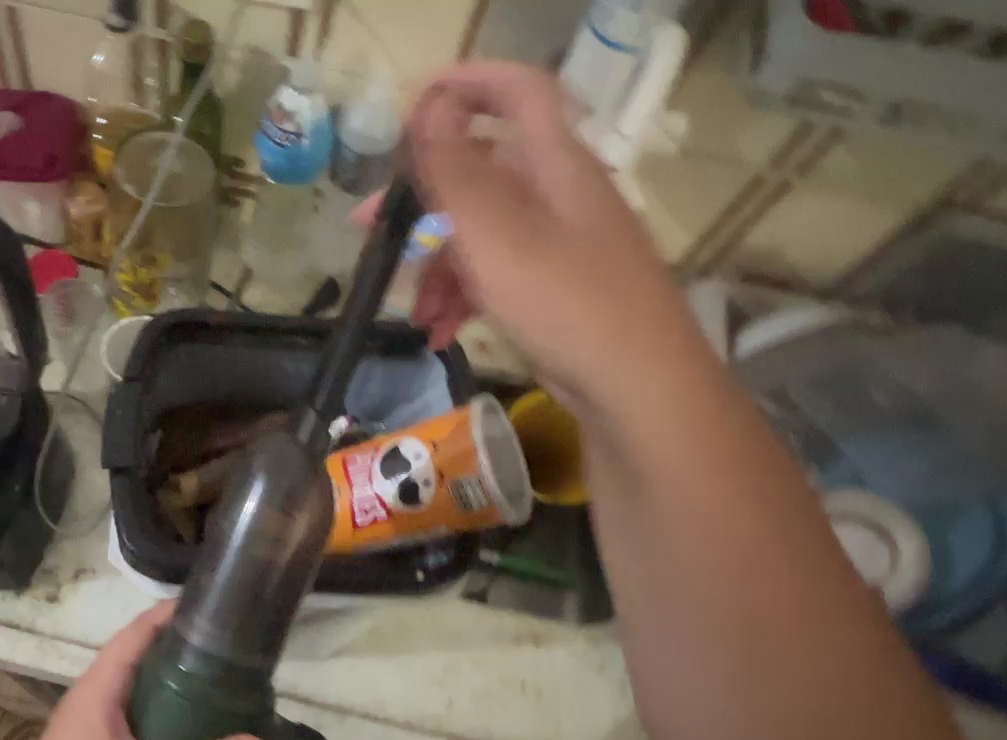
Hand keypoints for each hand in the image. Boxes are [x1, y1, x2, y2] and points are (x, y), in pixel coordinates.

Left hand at [0, 603, 266, 739]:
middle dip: (189, 652)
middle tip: (240, 654)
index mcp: (97, 689)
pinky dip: (175, 723)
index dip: (175, 612)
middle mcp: (96, 700)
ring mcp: (97, 730)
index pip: (138, 632)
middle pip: (147, 660)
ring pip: (147, 696)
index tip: (220, 605)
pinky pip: (146, 726)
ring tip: (231, 691)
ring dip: (183, 690)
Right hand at [363, 62, 709, 400]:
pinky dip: (464, 299)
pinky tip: (441, 334)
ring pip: (481, 235)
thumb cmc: (566, 304)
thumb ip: (455, 172)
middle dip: (422, 206)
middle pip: (480, 174)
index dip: (464, 84)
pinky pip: (497, 277)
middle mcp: (558, 194)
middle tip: (369, 231)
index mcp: (554, 164)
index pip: (515, 91)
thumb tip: (428, 107)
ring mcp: (559, 244)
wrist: (636, 387)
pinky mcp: (555, 290)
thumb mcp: (497, 237)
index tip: (408, 111)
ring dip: (438, 270)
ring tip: (417, 314)